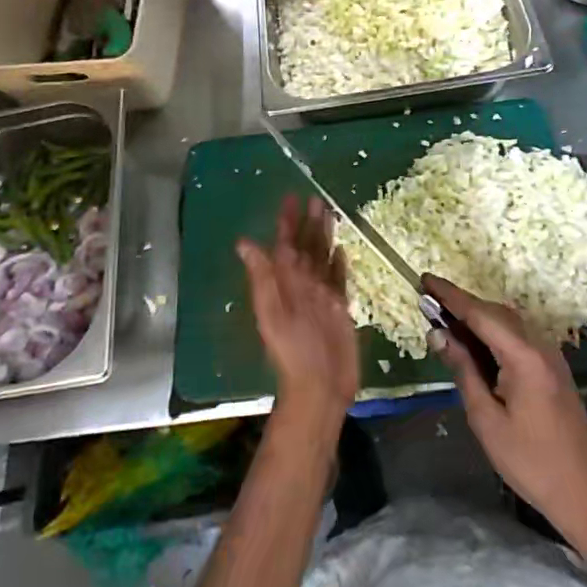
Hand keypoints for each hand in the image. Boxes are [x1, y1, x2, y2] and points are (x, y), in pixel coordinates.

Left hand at [238, 194, 358, 423]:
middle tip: (316, 198)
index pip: (285, 245)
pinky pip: (339, 280)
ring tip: (330, 213)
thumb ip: (262, 277)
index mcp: (285, 284)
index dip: (287, 222)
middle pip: (307, 248)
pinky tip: (342, 251)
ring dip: (325, 237)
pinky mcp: (340, 310)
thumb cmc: (294, 351)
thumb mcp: (273, 313)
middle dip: (310, 224)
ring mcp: (322, 297)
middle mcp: (303, 286)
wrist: (320, 388)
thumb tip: (243, 243)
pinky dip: (339, 265)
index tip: (291, 198)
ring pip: (323, 259)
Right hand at [426, 276, 586, 542]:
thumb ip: (463, 370)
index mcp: (524, 357)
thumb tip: (438, 334)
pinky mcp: (553, 368)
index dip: (450, 295)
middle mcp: (541, 347)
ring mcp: (551, 356)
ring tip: (444, 322)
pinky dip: (493, 332)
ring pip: (509, 322)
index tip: (424, 279)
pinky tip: (474, 344)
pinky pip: (519, 337)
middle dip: (462, 304)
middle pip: (496, 312)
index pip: (480, 314)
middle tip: (428, 303)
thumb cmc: (529, 461)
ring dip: (477, 318)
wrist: (583, 492)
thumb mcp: (486, 418)